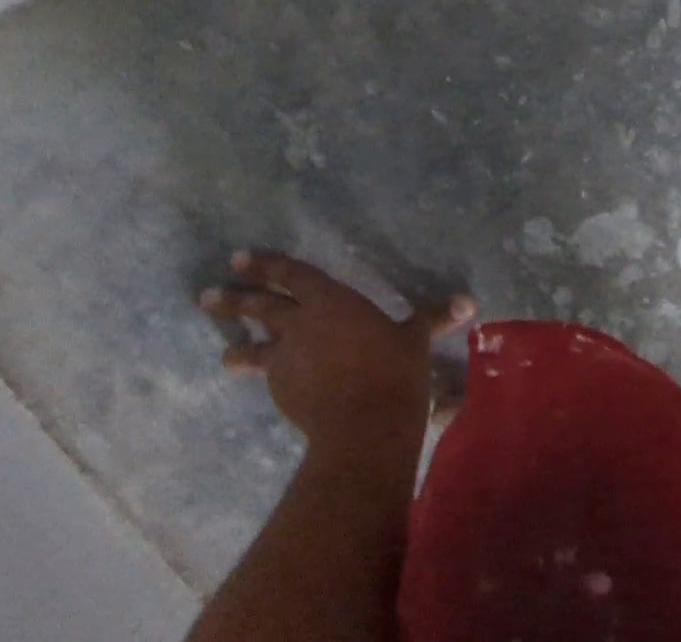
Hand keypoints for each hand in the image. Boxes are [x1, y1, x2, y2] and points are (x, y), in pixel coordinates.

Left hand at [199, 250, 475, 453]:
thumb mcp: (417, 340)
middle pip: (262, 307)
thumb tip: (470, 300)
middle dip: (236, 298)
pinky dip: (264, 372)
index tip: (239, 257)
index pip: (294, 276)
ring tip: (225, 349)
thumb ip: (434, 318)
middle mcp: (301, 325)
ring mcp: (286, 360)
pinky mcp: (283, 390)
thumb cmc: (394, 369)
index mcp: (332, 302)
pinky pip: (269, 374)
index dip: (269, 265)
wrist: (364, 423)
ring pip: (255, 345)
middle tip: (210, 293)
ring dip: (238, 342)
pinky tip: (265, 379)